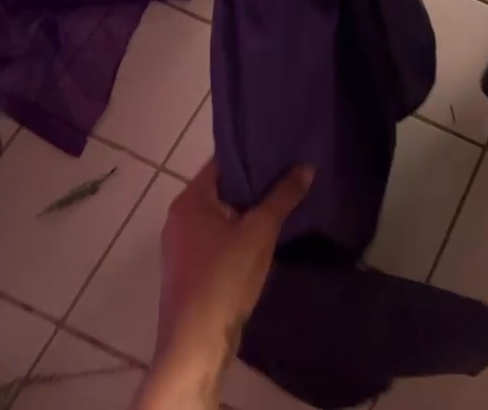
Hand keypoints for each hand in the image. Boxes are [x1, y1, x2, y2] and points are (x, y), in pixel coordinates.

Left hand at [145, 160, 310, 406]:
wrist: (196, 343)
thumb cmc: (224, 277)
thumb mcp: (260, 230)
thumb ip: (283, 196)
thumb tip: (306, 166)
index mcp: (190, 201)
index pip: (223, 161)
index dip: (254, 152)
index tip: (284, 145)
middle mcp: (180, 217)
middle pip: (224, 187)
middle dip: (257, 181)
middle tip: (293, 169)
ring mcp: (183, 245)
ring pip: (224, 214)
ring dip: (251, 208)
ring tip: (288, 196)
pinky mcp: (192, 268)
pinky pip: (221, 236)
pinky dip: (242, 230)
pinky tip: (270, 232)